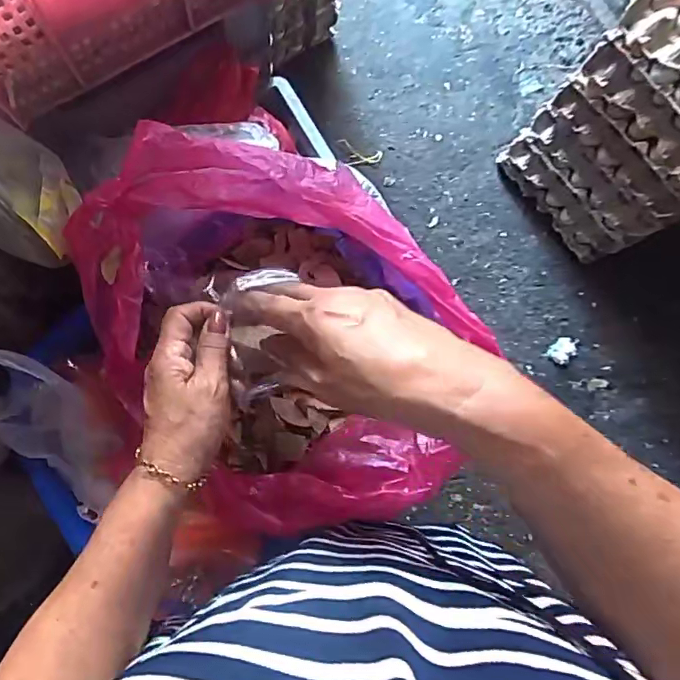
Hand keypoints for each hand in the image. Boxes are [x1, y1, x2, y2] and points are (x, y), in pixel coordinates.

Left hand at [139, 302, 231, 484]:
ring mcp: (164, 380)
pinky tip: (228, 386)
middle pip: (183, 332)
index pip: (178, 314)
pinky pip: (191, 372)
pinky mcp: (172, 396)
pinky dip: (209, 372)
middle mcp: (160, 363)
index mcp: (165, 355)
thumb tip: (218, 315)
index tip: (229, 318)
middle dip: (211, 332)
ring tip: (237, 368)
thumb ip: (213, 348)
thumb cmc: (194, 428)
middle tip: (238, 345)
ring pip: (190, 353)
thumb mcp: (211, 384)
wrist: (173, 470)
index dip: (203, 308)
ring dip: (214, 354)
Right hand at [230, 283, 514, 435]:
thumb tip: (267, 345)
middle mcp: (335, 293)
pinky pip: (339, 298)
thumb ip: (290, 361)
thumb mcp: (326, 385)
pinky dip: (321, 307)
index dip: (244, 304)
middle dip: (268, 297)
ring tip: (286, 321)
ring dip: (296, 302)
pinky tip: (325, 326)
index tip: (227, 307)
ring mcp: (362, 293)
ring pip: (316, 291)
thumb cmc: (381, 390)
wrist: (452, 384)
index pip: (267, 302)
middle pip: (290, 288)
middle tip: (251, 310)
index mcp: (314, 314)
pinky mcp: (384, 300)